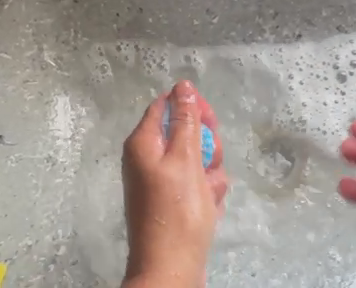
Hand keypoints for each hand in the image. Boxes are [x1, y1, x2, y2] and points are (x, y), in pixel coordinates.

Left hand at [121, 80, 228, 287]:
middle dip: (205, 145)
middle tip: (212, 161)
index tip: (210, 124)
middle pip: (183, 132)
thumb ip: (186, 120)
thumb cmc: (177, 212)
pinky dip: (206, 191)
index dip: (191, 109)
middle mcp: (146, 158)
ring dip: (210, 171)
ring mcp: (158, 182)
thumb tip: (182, 86)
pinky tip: (212, 205)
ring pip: (193, 159)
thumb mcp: (185, 158)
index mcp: (143, 142)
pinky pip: (193, 183)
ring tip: (212, 191)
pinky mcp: (171, 203)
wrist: (171, 272)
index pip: (167, 105)